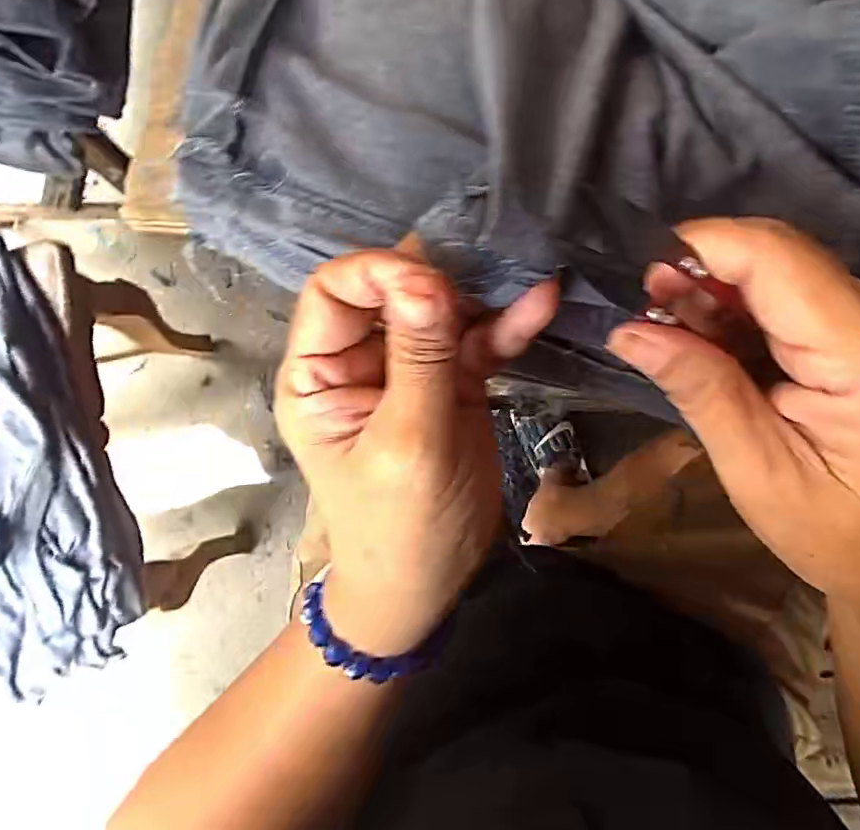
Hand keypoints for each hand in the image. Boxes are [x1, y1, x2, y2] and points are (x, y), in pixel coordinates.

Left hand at [274, 246, 557, 654]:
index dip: (377, 273)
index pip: (333, 292)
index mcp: (318, 374)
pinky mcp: (452, 382)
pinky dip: (506, 325)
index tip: (431, 281)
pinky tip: (541, 303)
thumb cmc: (398, 527)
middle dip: (436, 277)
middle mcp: (359, 361)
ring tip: (523, 274)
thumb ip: (420, 360)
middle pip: (390, 291)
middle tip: (485, 272)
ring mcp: (409, 369)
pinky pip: (476, 342)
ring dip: (480, 293)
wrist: (428, 586)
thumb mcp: (407, 444)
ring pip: (439, 310)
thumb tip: (426, 279)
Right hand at [605, 217, 859, 619]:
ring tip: (675, 329)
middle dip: (705, 266)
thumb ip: (700, 389)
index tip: (645, 279)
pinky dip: (742, 304)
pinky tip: (714, 337)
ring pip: (783, 264)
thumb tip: (628, 331)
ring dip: (718, 286)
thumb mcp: (755, 472)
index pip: (779, 259)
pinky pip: (794, 288)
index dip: (705, 247)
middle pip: (781, 252)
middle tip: (651, 310)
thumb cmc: (836, 534)